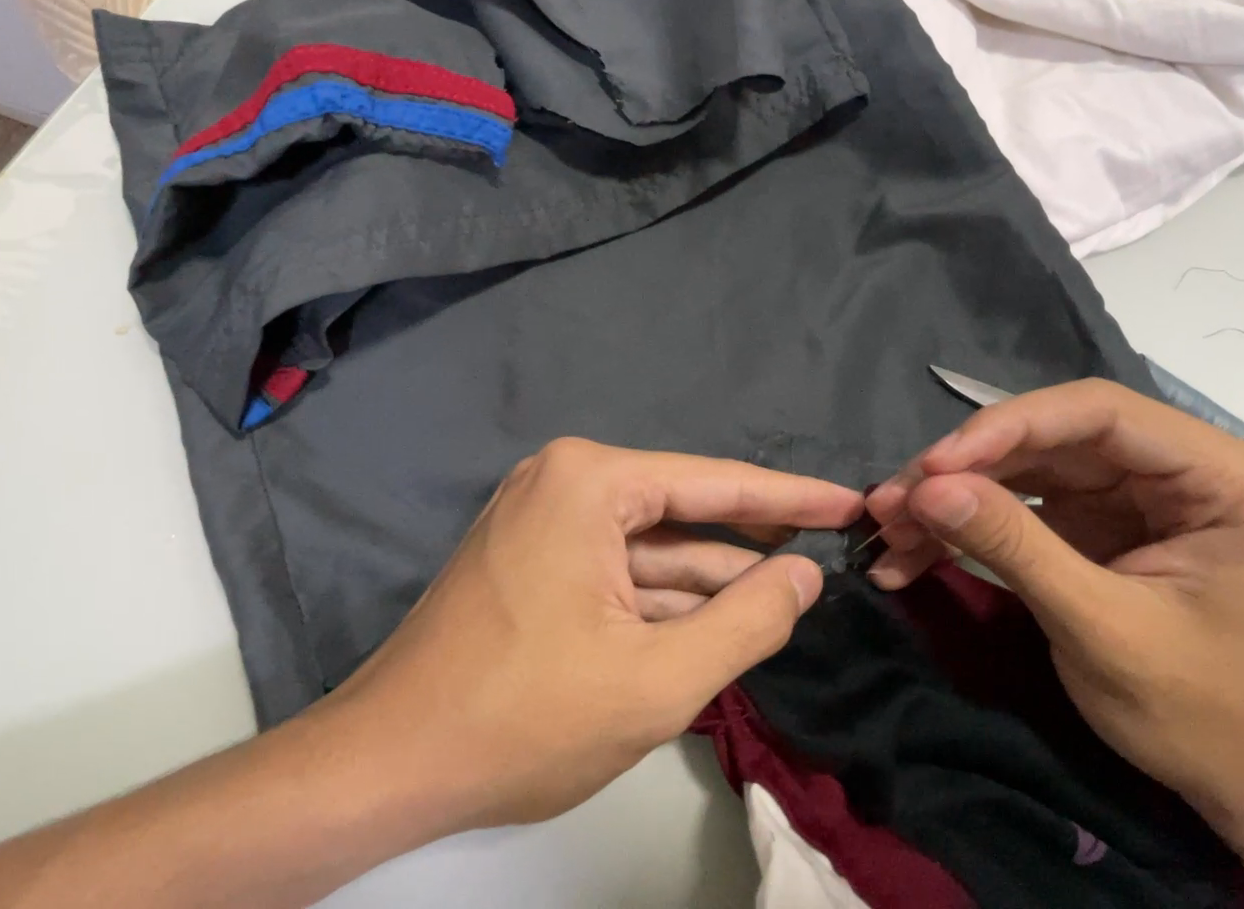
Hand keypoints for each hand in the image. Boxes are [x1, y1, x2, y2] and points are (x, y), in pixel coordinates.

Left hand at [0, 441, 858, 908]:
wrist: (390, 762)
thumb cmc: (526, 717)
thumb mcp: (660, 679)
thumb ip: (747, 620)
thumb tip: (804, 574)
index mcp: (590, 482)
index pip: (716, 482)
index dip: (792, 498)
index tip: (853, 504)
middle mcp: (563, 481)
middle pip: (682, 511)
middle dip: (751, 543)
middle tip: (831, 555)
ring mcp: (540, 520)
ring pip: (649, 548)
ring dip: (710, 580)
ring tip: (788, 597)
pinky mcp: (529, 560)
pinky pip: (615, 570)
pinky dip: (663, 598)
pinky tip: (718, 619)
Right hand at [861, 379, 1243, 822]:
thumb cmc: (1201, 712)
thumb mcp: (1100, 628)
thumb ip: (1014, 548)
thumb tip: (925, 489)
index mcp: (1227, 479)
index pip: (1102, 414)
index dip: (1007, 427)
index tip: (932, 466)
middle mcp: (1184, 469)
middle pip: (1052, 438)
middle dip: (964, 469)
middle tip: (889, 505)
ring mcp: (1138, 495)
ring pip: (1026, 467)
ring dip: (954, 497)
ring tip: (887, 529)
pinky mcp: (1102, 523)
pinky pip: (1023, 505)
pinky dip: (968, 527)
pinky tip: (912, 552)